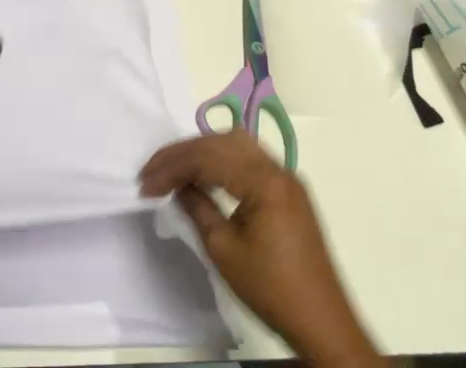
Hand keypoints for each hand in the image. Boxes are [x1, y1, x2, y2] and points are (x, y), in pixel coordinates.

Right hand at [140, 133, 377, 367]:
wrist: (322, 323)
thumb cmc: (270, 287)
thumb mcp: (222, 248)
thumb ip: (196, 206)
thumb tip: (176, 186)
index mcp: (264, 182)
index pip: (206, 158)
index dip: (170, 169)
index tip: (144, 185)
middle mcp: (278, 171)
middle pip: (221, 142)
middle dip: (182, 153)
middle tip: (152, 172)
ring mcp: (287, 180)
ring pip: (236, 145)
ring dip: (202, 152)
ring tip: (174, 170)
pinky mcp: (290, 193)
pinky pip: (250, 160)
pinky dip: (222, 160)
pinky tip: (205, 175)